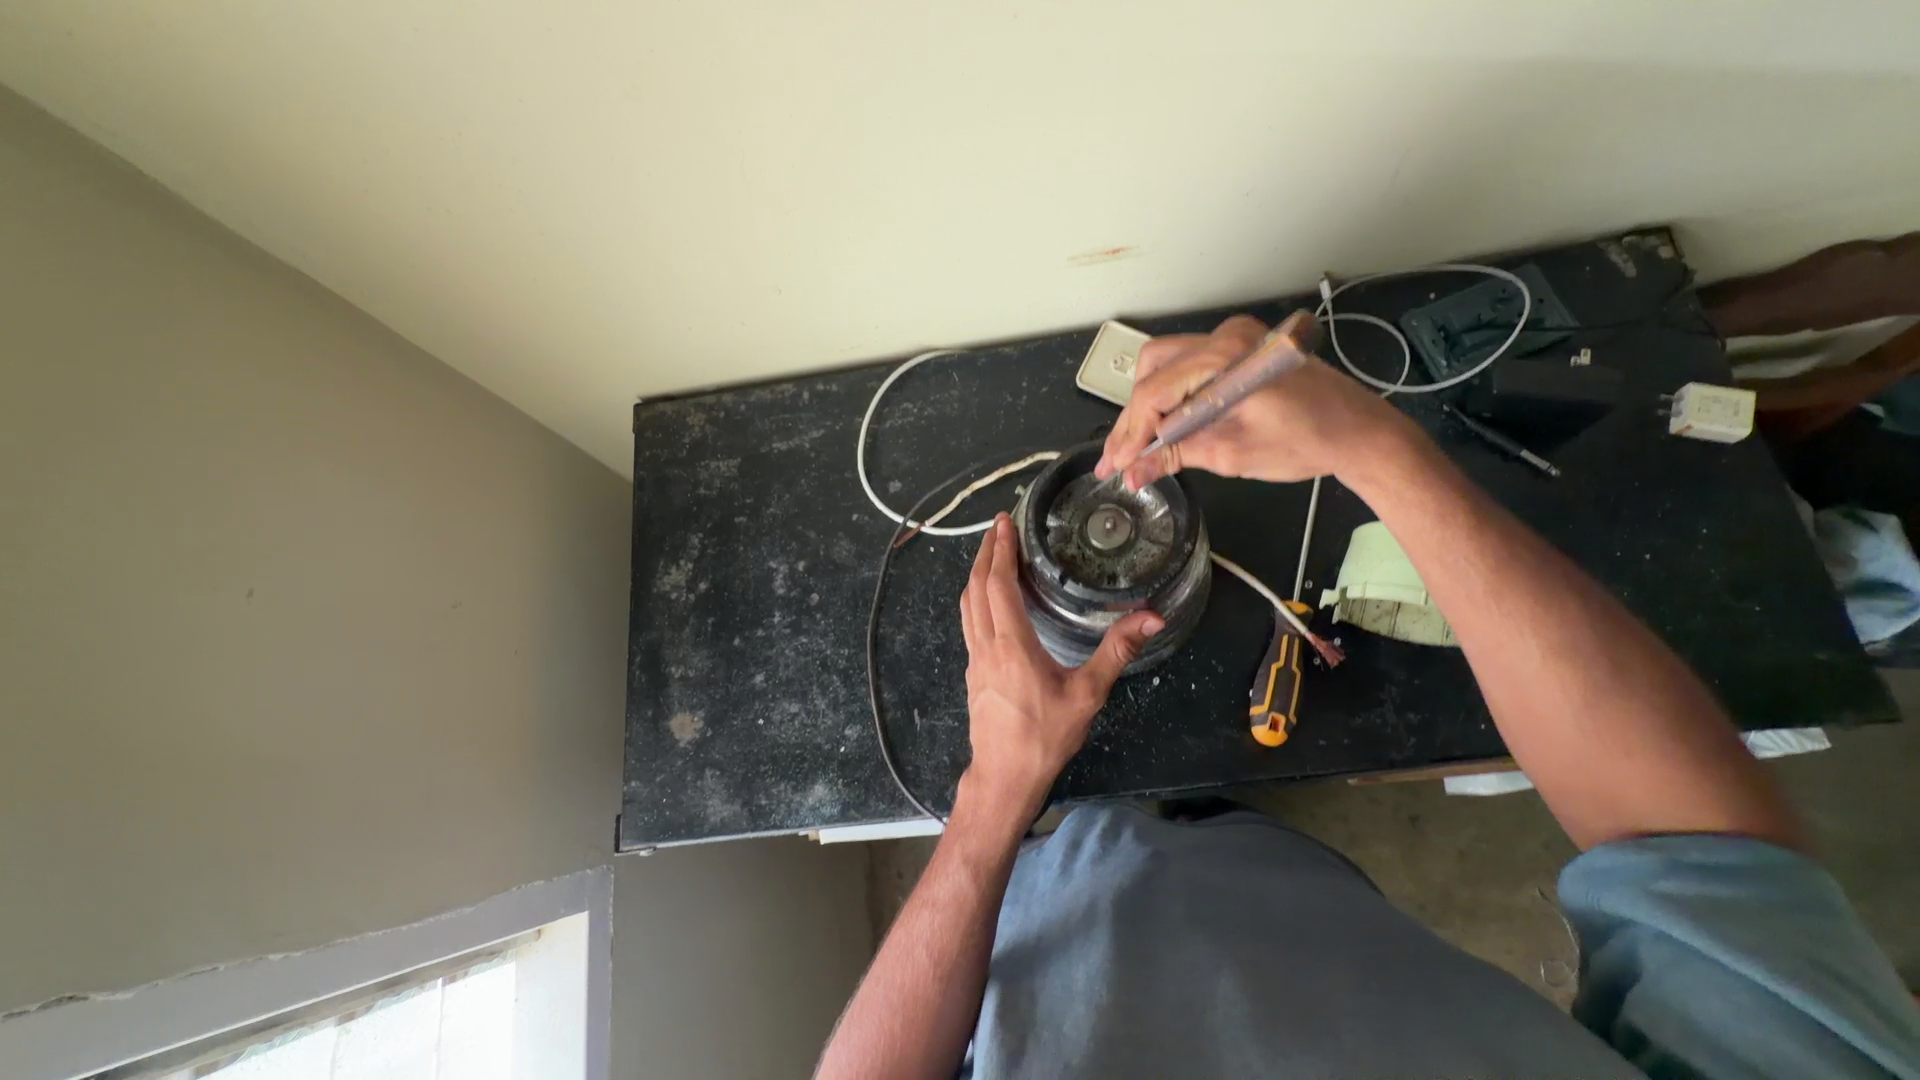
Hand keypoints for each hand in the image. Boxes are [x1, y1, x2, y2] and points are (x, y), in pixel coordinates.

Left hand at [959, 514, 1163, 807]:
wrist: (1004, 776)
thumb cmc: (1045, 736)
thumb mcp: (1087, 694)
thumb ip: (1116, 652)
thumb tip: (1152, 616)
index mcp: (1010, 644)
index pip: (998, 584)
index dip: (1000, 550)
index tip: (1004, 522)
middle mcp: (986, 644)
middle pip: (976, 588)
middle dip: (985, 552)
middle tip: (998, 526)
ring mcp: (975, 659)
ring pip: (968, 605)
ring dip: (976, 574)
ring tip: (991, 552)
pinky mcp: (974, 672)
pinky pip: (970, 622)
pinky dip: (976, 598)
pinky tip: (989, 600)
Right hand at [1095, 314, 1415, 490]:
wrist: (1359, 431)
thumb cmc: (1304, 443)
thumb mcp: (1231, 455)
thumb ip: (1175, 456)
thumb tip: (1131, 474)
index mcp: (1224, 357)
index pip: (1154, 392)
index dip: (1128, 432)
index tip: (1113, 464)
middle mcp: (1226, 336)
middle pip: (1153, 369)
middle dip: (1133, 416)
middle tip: (1122, 456)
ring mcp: (1235, 338)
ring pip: (1167, 363)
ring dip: (1149, 403)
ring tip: (1142, 444)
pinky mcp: (1243, 348)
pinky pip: (1191, 365)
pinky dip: (1174, 394)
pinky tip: (1169, 425)